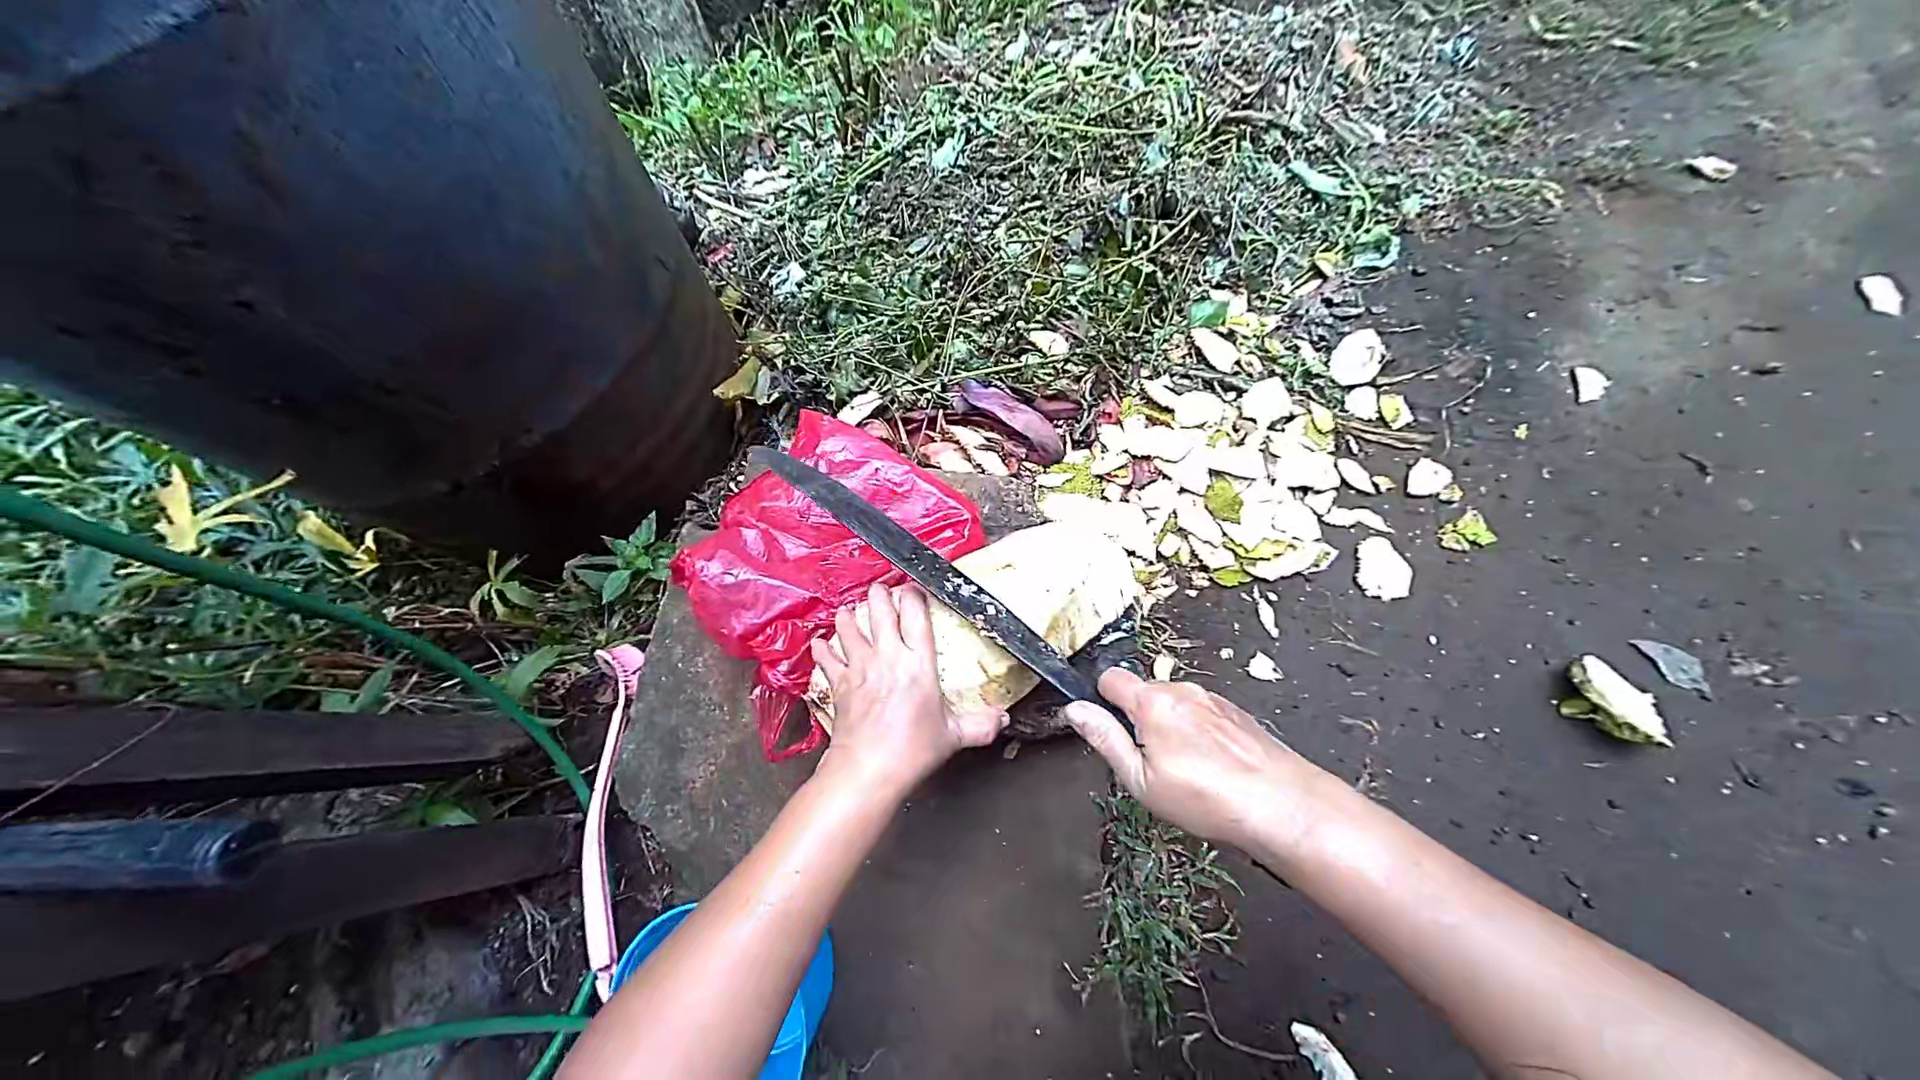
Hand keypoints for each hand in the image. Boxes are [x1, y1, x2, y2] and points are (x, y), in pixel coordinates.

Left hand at [810, 582, 1007, 799]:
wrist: (868, 769)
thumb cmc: (911, 751)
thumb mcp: (953, 736)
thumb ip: (979, 724)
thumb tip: (1001, 719)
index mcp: (918, 663)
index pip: (916, 614)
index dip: (914, 595)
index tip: (914, 589)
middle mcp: (888, 657)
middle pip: (880, 610)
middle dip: (879, 594)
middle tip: (880, 589)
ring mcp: (860, 668)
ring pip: (849, 627)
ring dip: (848, 616)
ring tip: (849, 609)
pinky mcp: (840, 684)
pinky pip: (828, 659)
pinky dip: (823, 649)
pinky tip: (820, 643)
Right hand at [1064, 668, 1349, 857]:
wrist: (1283, 805)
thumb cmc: (1210, 799)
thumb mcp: (1140, 780)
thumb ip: (1104, 738)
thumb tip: (1076, 710)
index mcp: (1152, 704)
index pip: (1110, 678)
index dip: (1103, 701)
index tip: (1111, 728)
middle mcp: (1182, 691)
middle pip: (1143, 692)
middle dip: (1139, 719)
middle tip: (1152, 761)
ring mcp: (1211, 699)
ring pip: (1173, 703)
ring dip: (1170, 726)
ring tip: (1187, 770)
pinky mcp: (1234, 711)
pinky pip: (1200, 712)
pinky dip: (1197, 731)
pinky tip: (1211, 766)